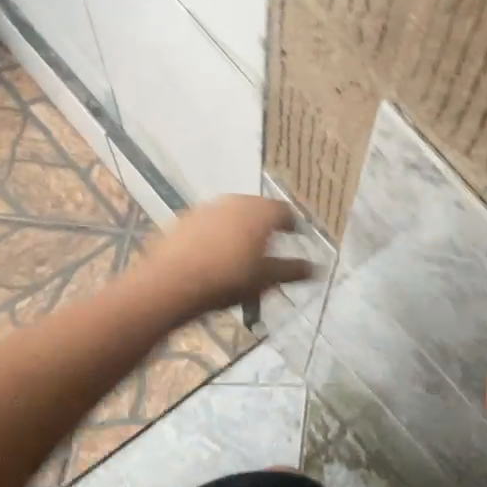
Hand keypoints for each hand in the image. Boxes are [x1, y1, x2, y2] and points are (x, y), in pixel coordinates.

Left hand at [132, 196, 314, 315]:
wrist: (170, 284)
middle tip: (270, 241)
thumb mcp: (267, 279)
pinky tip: (214, 252)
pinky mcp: (183, 219)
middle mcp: (236, 201)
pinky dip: (217, 232)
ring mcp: (207, 208)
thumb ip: (293, 270)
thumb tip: (317, 268)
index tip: (295, 236)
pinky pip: (210, 222)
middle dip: (266, 223)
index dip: (293, 224)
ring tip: (242, 248)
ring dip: (240, 226)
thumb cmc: (228, 279)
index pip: (285, 211)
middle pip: (258, 208)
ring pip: (232, 213)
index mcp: (261, 212)